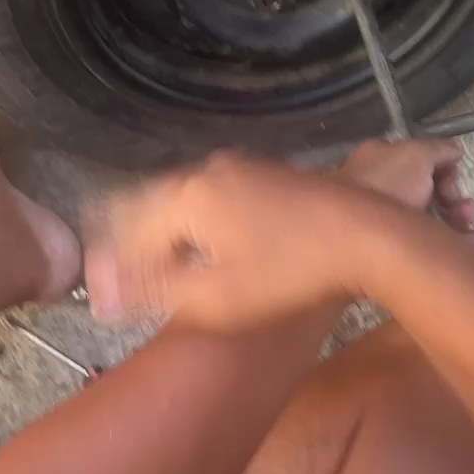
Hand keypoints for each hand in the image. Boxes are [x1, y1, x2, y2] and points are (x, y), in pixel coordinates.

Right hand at [84, 152, 388, 328]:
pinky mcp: (267, 173)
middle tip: (137, 293)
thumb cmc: (290, 272)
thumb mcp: (218, 296)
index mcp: (190, 195)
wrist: (368, 236)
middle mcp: (209, 170)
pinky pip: (215, 196)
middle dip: (141, 250)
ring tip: (172, 278)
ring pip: (186, 201)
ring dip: (172, 237)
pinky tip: (214, 252)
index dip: (119, 272)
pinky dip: (203, 224)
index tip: (111, 306)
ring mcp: (242, 166)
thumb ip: (156, 292)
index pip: (131, 232)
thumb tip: (105, 295)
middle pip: (155, 209)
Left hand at [338, 138, 473, 250]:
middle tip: (467, 210)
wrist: (358, 242)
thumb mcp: (415, 154)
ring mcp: (389, 225)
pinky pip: (435, 247)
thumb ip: (438, 150)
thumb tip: (455, 151)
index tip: (451, 181)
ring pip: (434, 223)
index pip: (417, 163)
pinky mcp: (398, 255)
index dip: (442, 171)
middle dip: (456, 202)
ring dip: (463, 224)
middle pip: (429, 196)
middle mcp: (384, 192)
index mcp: (380, 163)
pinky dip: (462, 245)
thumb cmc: (385, 189)